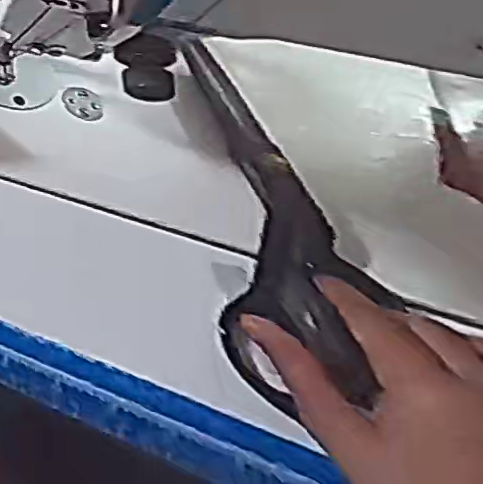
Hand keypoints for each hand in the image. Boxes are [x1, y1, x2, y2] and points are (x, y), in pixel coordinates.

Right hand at [244, 279, 482, 483]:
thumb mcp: (343, 436)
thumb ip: (300, 375)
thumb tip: (258, 326)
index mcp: (424, 385)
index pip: (372, 319)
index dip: (340, 295)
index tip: (324, 285)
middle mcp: (476, 389)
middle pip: (425, 327)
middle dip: (383, 315)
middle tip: (353, 314)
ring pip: (470, 346)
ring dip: (431, 334)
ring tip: (402, 336)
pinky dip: (468, 357)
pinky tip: (453, 365)